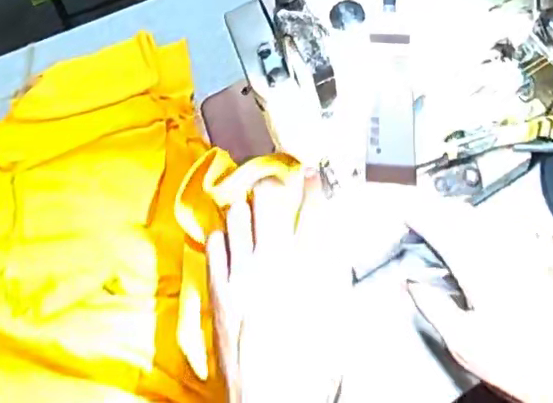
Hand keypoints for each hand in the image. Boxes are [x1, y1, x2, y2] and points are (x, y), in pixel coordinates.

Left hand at [207, 168, 345, 402]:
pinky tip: (229, 242)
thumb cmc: (311, 364)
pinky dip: (222, 237)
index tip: (310, 173)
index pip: (312, 208)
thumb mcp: (338, 311)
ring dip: (245, 209)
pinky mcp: (219, 292)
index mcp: (309, 265)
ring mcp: (241, 275)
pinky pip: (214, 245)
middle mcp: (273, 262)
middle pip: (268, 200)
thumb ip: (335, 270)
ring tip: (250, 211)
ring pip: (237, 215)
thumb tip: (331, 242)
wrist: (273, 401)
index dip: (313, 184)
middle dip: (273, 187)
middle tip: (275, 188)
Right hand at [404, 201, 552, 402]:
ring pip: (489, 214)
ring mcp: (530, 242)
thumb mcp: (465, 343)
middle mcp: (504, 245)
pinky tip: (496, 242)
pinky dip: (500, 228)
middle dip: (440, 212)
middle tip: (427, 219)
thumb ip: (432, 305)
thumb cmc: (528, 365)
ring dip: (468, 217)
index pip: (438, 224)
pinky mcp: (550, 246)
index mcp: (478, 264)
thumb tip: (411, 285)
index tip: (409, 212)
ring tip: (457, 230)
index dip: (418, 214)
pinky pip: (516, 224)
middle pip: (462, 213)